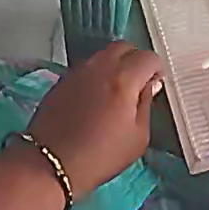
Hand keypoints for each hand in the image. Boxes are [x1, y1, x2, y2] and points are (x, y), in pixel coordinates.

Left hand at [23, 42, 163, 195]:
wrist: (51, 162)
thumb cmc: (101, 155)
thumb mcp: (138, 137)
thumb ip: (146, 104)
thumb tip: (149, 85)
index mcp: (123, 79)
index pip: (148, 57)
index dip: (156, 69)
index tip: (156, 84)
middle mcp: (100, 66)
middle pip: (124, 47)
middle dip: (135, 60)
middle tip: (138, 82)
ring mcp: (78, 70)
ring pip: (103, 54)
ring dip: (115, 64)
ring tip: (116, 90)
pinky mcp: (62, 79)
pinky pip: (86, 66)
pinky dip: (97, 73)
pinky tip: (95, 96)